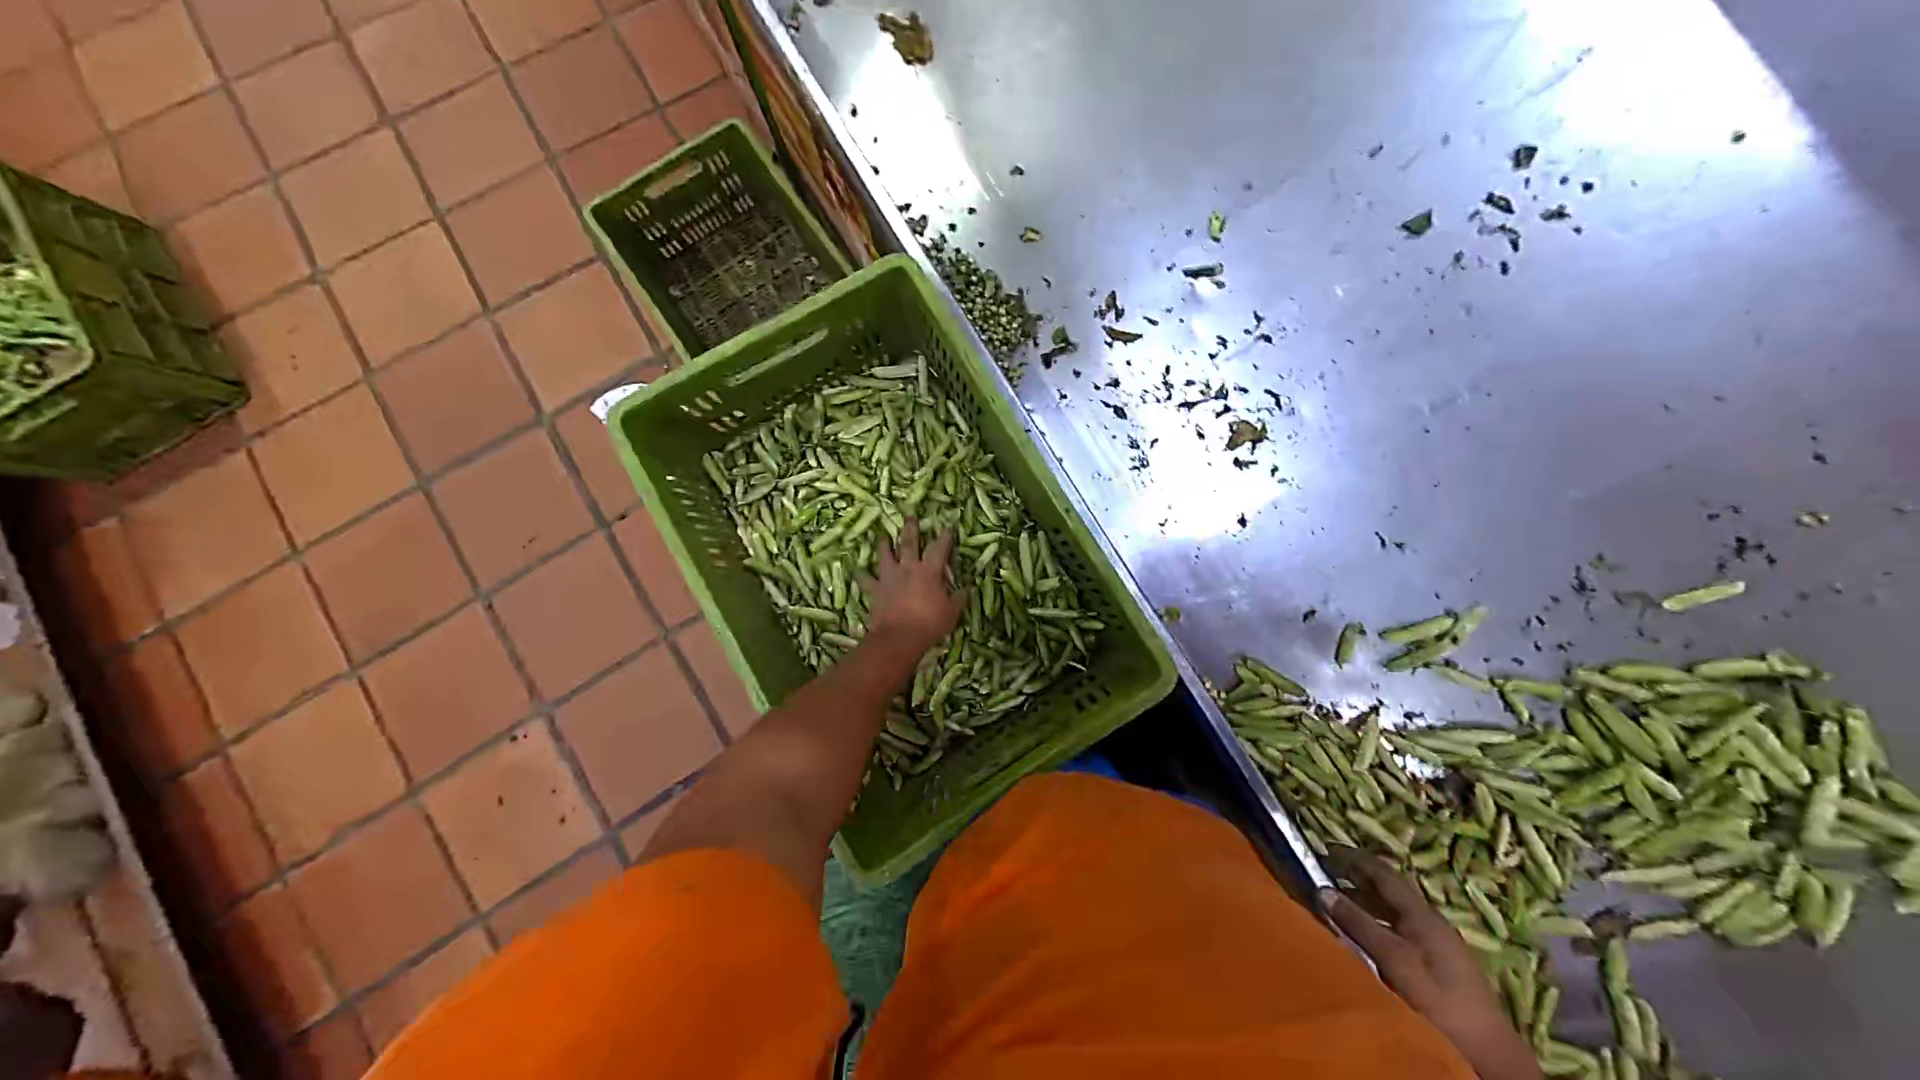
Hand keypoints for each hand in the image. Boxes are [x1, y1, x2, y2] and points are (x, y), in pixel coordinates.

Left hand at [862, 519, 966, 653]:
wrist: (899, 637)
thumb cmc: (929, 623)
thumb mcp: (951, 612)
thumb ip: (959, 599)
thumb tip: (967, 590)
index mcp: (929, 571)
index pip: (939, 548)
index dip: (945, 536)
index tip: (947, 526)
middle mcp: (908, 568)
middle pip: (908, 542)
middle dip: (911, 528)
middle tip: (910, 516)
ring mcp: (889, 577)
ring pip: (885, 555)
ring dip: (884, 544)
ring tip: (883, 536)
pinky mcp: (875, 590)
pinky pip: (866, 580)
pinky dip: (863, 575)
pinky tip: (859, 570)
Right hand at [1319, 848, 1543, 1079]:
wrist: (1488, 1054)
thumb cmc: (1438, 999)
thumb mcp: (1393, 959)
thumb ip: (1359, 924)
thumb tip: (1323, 891)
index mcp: (1422, 914)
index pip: (1384, 873)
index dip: (1354, 859)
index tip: (1325, 850)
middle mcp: (1431, 922)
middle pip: (1390, 890)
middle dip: (1357, 879)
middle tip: (1325, 875)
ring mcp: (1438, 944)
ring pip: (1394, 911)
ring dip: (1365, 903)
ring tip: (1336, 905)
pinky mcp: (1439, 965)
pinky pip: (1399, 930)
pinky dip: (1376, 923)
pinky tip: (1363, 936)